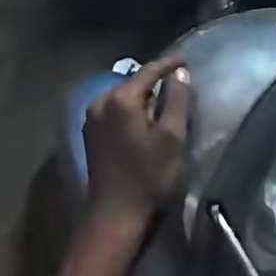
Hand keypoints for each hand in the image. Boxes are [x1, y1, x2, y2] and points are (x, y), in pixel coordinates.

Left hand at [84, 58, 190, 227]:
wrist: (115, 214)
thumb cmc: (148, 175)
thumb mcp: (171, 136)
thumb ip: (176, 99)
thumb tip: (179, 73)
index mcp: (121, 99)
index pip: (149, 71)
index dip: (169, 64)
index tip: (186, 61)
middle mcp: (101, 101)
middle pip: (134, 83)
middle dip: (154, 83)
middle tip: (176, 87)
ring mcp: (92, 116)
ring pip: (123, 96)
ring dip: (141, 97)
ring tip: (161, 106)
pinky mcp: (89, 132)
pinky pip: (113, 109)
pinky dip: (129, 109)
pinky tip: (141, 121)